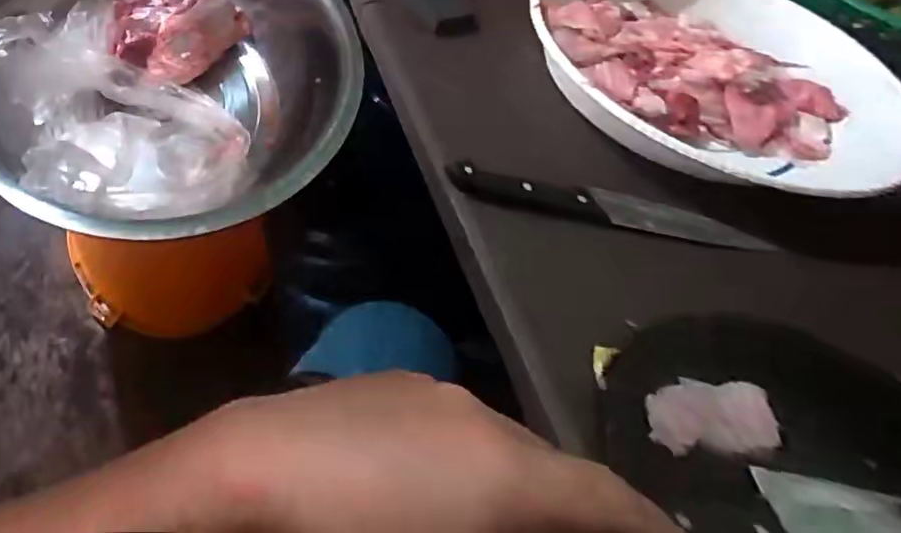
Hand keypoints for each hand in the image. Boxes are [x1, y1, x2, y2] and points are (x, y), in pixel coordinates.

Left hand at [189, 375, 676, 532]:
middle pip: (558, 467)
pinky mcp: (377, 382)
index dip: (646, 530)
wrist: (253, 466)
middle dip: (581, 511)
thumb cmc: (356, 529)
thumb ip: (529, 520)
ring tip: (516, 519)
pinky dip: (471, 453)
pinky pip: (450, 420)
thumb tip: (541, 515)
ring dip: (522, 480)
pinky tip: (447, 486)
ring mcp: (419, 387)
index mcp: (508, 462)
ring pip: (502, 439)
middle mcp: (473, 409)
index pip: (613, 500)